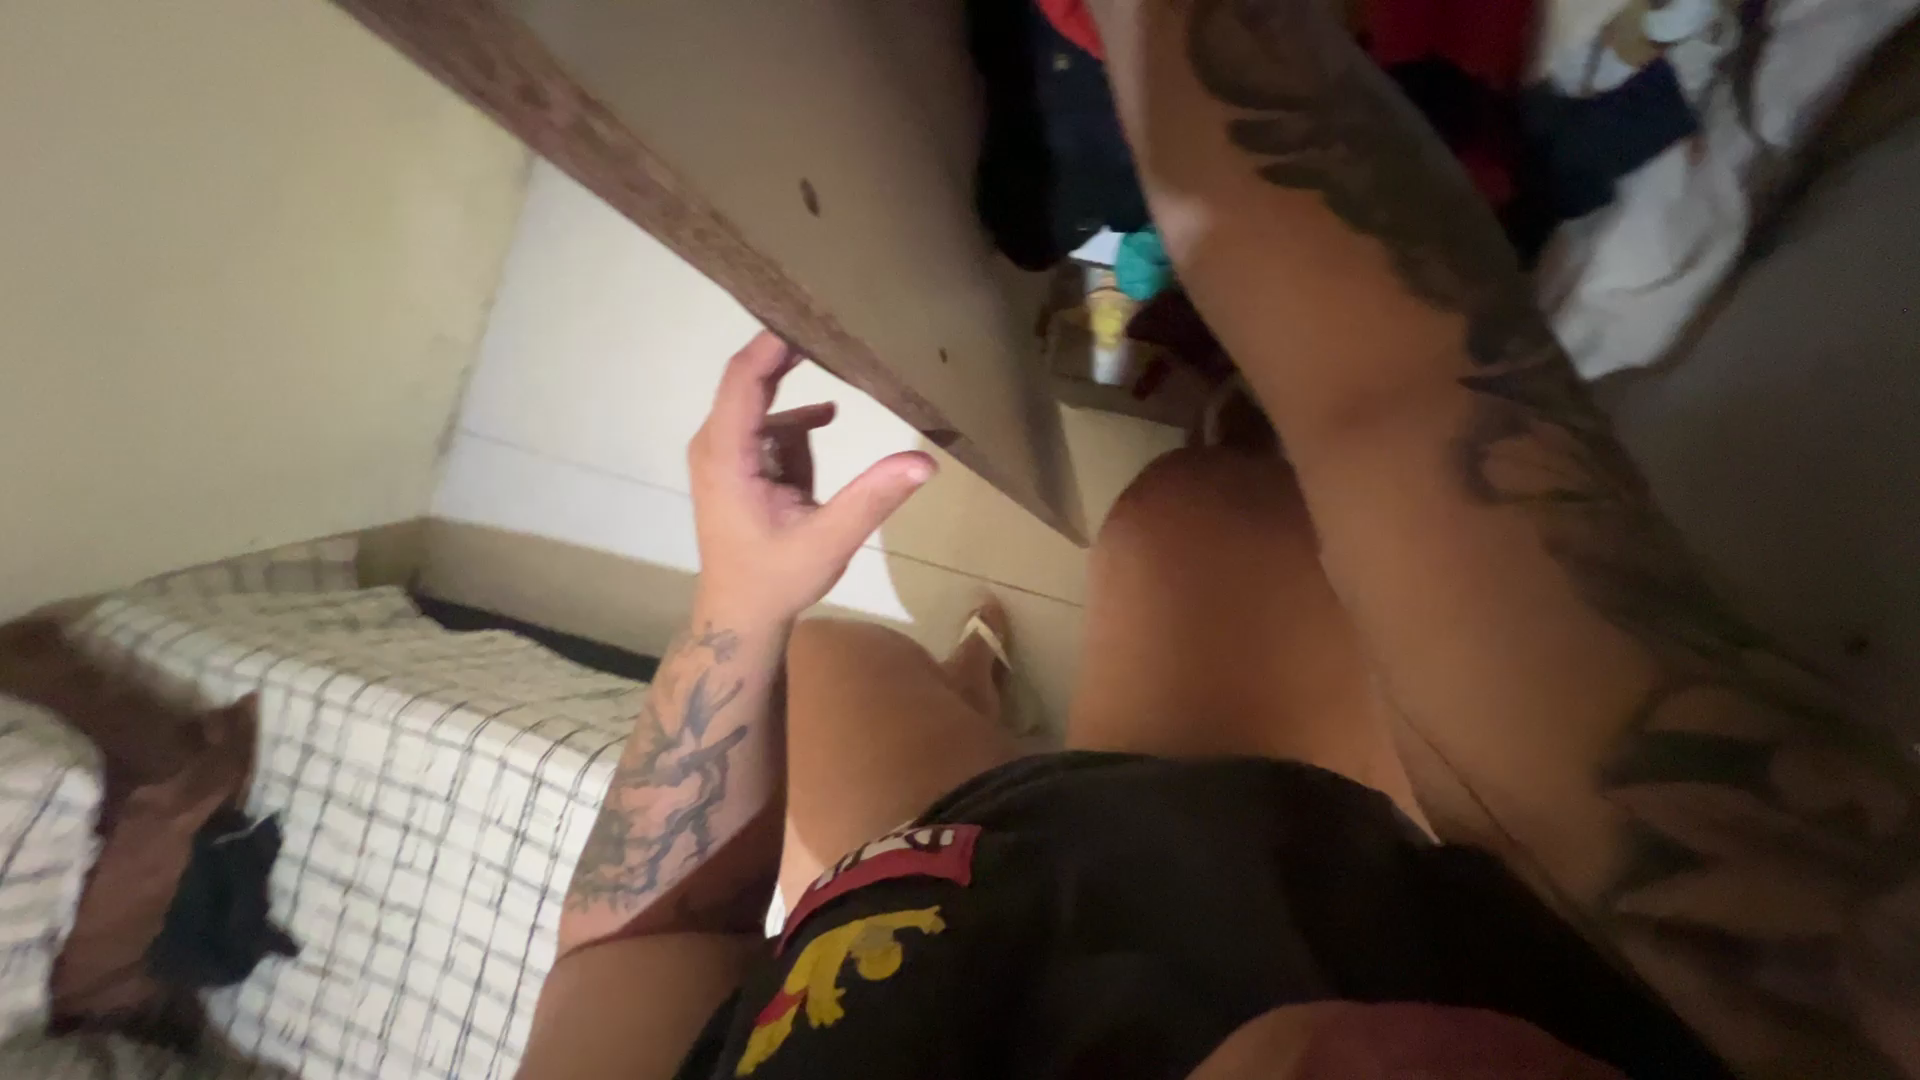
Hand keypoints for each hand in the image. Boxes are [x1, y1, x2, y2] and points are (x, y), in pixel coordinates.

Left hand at [688, 331, 936, 624]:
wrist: (742, 613)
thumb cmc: (777, 578)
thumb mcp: (829, 540)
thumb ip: (873, 498)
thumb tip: (925, 460)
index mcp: (727, 456)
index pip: (742, 380)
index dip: (772, 343)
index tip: (809, 315)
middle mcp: (717, 445)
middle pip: (749, 380)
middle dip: (789, 354)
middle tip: (835, 326)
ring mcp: (726, 454)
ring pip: (762, 403)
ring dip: (797, 389)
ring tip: (842, 360)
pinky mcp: (740, 465)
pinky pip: (769, 428)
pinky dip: (797, 424)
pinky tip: (828, 420)